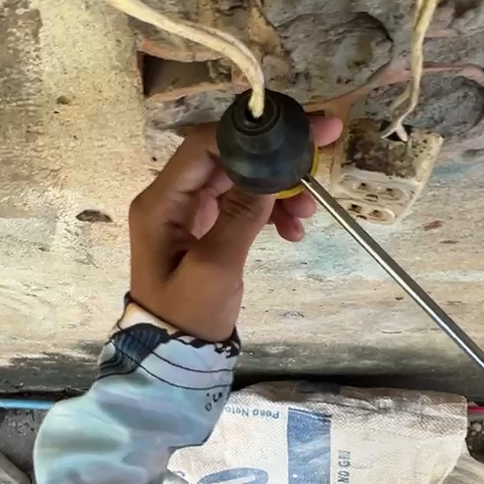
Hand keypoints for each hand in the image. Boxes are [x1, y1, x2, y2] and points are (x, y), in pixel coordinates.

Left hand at [126, 115, 341, 341]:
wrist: (174, 355)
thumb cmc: (187, 315)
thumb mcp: (215, 267)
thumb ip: (242, 214)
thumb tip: (271, 169)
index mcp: (161, 202)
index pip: (203, 146)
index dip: (250, 133)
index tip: (299, 129)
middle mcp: (171, 198)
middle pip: (226, 157)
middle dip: (273, 157)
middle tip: (323, 145)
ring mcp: (188, 212)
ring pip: (240, 179)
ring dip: (277, 187)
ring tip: (308, 211)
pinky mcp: (206, 227)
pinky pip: (243, 203)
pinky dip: (270, 209)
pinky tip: (294, 229)